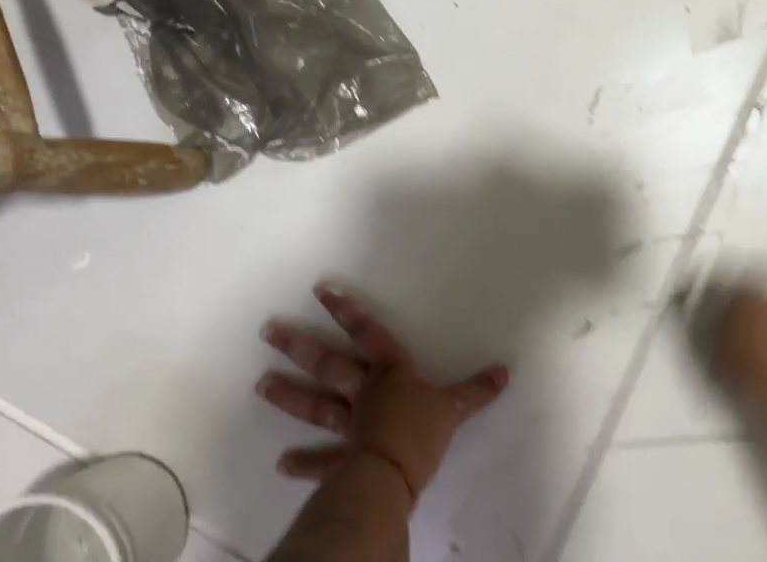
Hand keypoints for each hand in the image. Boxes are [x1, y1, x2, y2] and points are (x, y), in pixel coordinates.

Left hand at [257, 283, 508, 503]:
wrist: (394, 475)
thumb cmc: (422, 432)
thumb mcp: (455, 408)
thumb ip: (476, 390)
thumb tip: (505, 370)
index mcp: (391, 374)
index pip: (369, 334)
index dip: (347, 312)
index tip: (320, 291)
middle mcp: (364, 393)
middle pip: (330, 365)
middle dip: (300, 347)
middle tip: (269, 331)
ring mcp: (348, 426)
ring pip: (315, 406)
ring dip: (289, 395)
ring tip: (262, 384)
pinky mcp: (342, 461)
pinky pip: (322, 461)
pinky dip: (304, 463)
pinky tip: (282, 463)